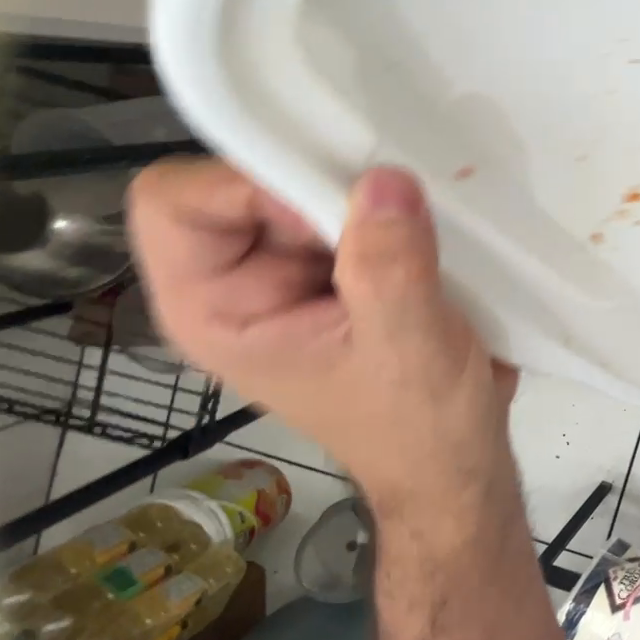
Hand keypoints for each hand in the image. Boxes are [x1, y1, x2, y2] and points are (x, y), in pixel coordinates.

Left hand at [128, 160, 516, 509]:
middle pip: (247, 185)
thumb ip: (390, 265)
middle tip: (397, 207)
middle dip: (322, 184)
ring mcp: (299, 275)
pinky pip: (356, 211)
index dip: (250, 185)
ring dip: (368, 195)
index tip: (337, 203)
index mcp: (218, 307)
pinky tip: (434, 230)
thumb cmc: (420, 422)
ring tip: (426, 220)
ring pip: (309, 191)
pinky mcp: (350, 270)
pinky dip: (395, 209)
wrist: (457, 460)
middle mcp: (243, 281)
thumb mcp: (409, 346)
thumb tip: (384, 179)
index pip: (181, 204)